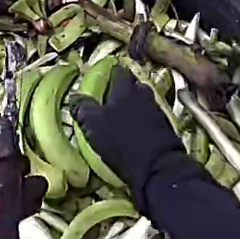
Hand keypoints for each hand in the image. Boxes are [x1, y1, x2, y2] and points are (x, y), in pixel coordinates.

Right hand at [73, 66, 188, 211]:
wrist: (156, 166)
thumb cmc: (121, 141)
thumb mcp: (94, 125)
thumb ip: (84, 108)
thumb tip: (74, 96)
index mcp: (124, 90)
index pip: (119, 72)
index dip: (112, 72)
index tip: (106, 75)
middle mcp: (142, 95)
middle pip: (134, 84)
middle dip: (126, 87)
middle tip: (114, 94)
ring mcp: (156, 110)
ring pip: (144, 99)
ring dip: (136, 102)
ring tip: (125, 111)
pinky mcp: (165, 127)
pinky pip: (152, 115)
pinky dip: (144, 117)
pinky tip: (138, 127)